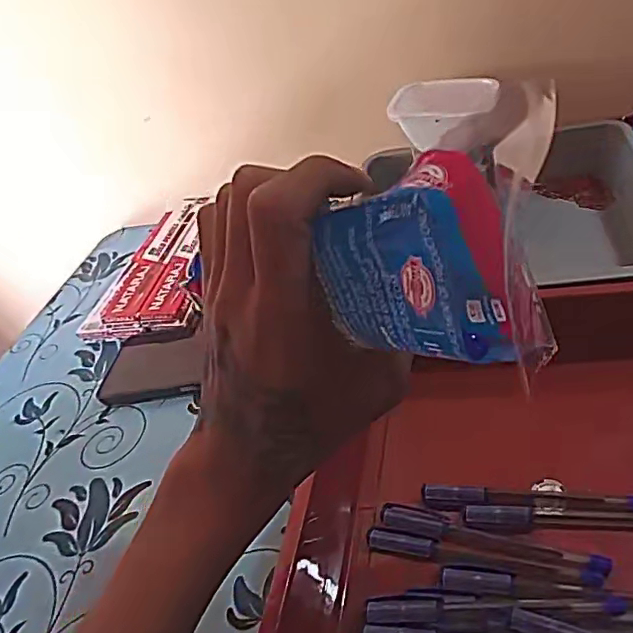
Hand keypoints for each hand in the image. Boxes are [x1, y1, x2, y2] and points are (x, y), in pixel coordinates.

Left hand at [192, 156, 411, 503]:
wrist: (242, 455)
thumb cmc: (312, 423)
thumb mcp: (380, 384)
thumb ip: (404, 329)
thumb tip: (423, 283)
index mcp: (282, 308)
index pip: (277, 211)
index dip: (320, 177)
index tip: (358, 191)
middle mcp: (241, 287)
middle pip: (248, 190)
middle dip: (303, 177)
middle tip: (341, 201)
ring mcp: (217, 285)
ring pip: (226, 199)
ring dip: (275, 187)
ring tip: (313, 212)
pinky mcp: (208, 288)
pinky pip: (216, 222)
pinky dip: (248, 208)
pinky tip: (282, 233)